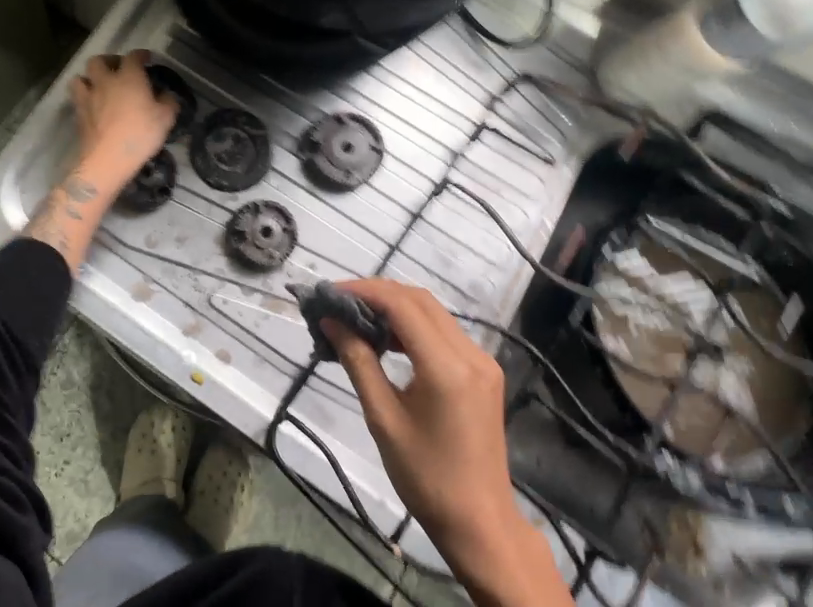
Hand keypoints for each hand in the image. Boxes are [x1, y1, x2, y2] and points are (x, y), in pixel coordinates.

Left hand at [70, 50, 177, 192]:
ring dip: (89, 77)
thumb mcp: (165, 118)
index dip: (140, 55)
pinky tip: (93, 105)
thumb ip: (169, 101)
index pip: (133, 57)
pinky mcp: (78, 114)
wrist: (107, 159)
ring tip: (98, 85)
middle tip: (118, 69)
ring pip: (80, 77)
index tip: (146, 58)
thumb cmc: (140, 135)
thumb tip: (167, 95)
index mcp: (128, 77)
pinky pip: (77, 97)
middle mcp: (105, 81)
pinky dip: (84, 96)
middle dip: (108, 61)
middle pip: (98, 61)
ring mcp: (88, 97)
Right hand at [322, 279, 519, 550]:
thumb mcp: (382, 418)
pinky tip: (384, 340)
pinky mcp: (483, 374)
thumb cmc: (425, 475)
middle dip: (376, 294)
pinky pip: (443, 333)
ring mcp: (482, 363)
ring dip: (394, 307)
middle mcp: (471, 355)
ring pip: (433, 314)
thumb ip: (358, 361)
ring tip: (354, 318)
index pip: (402, 306)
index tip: (328, 294)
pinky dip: (411, 326)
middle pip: (420, 301)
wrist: (478, 521)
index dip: (363, 292)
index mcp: (447, 367)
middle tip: (337, 303)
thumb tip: (331, 322)